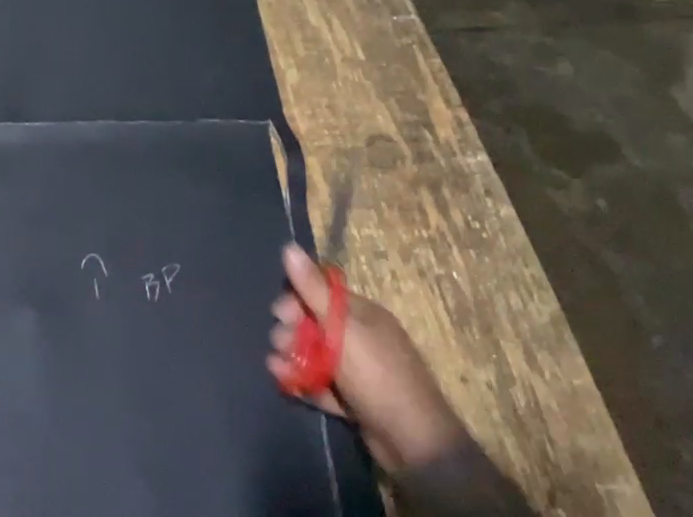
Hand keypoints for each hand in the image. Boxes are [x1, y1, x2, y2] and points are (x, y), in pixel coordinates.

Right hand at [267, 245, 466, 471]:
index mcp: (363, 315)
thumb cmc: (378, 377)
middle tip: (281, 344)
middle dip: (290, 332)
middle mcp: (360, 337)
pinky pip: (320, 382)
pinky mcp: (352, 398)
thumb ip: (313, 291)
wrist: (414, 444)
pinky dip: (303, 381)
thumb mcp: (343, 330)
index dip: (296, 299)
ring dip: (292, 357)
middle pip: (313, 324)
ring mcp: (357, 369)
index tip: (281, 313)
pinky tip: (285, 382)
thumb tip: (289, 247)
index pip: (321, 293)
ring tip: (278, 367)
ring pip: (313, 355)